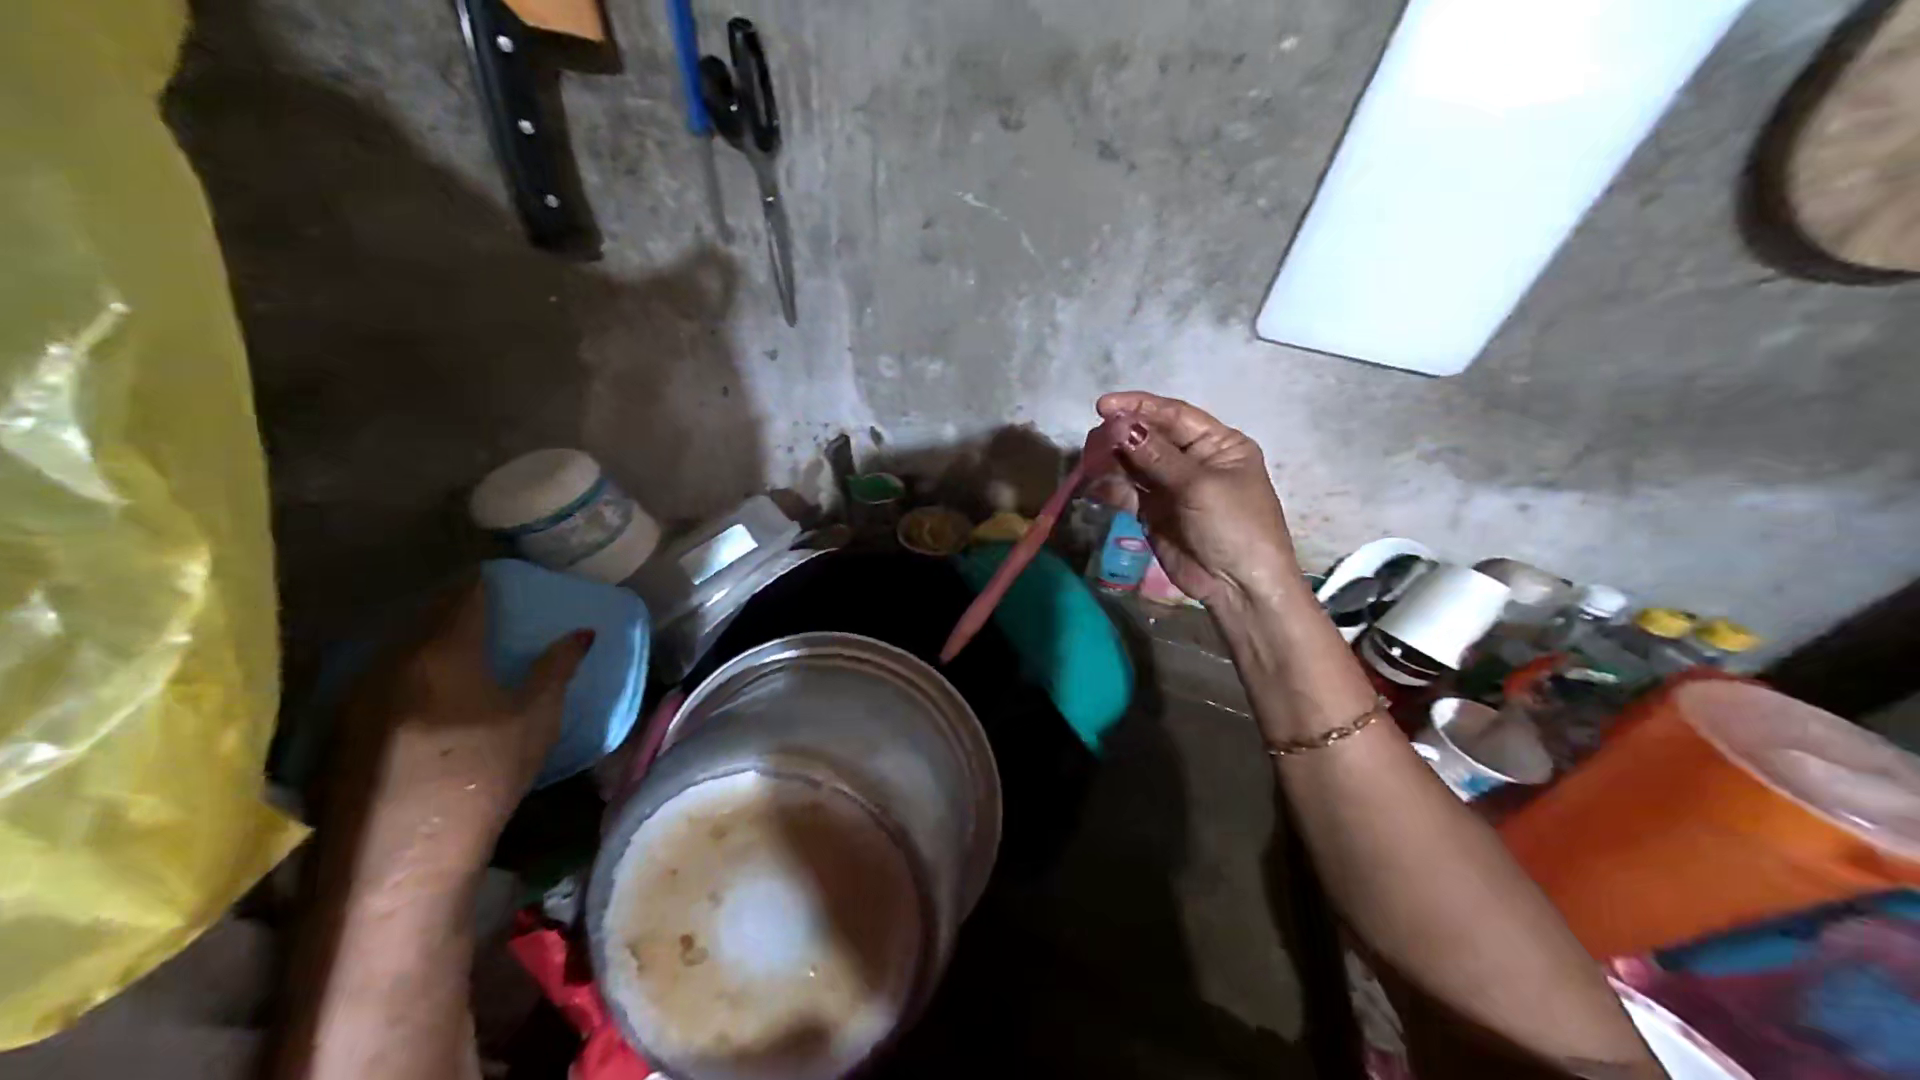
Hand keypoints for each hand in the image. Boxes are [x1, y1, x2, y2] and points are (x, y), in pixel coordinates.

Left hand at [338, 581, 591, 872]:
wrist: (404, 850)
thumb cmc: (485, 771)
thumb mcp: (537, 716)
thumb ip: (558, 667)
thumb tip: (582, 632)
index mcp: (444, 650)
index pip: (465, 597)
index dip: (484, 583)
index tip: (500, 578)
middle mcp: (392, 660)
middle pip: (425, 616)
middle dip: (454, 606)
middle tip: (482, 606)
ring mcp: (357, 693)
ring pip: (396, 645)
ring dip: (425, 635)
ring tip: (453, 641)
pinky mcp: (339, 726)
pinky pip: (377, 674)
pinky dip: (403, 666)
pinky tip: (419, 686)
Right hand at [1095, 392, 1306, 611]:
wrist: (1239, 587)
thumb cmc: (1235, 526)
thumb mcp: (1200, 485)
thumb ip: (1157, 455)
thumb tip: (1121, 425)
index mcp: (1218, 444)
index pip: (1174, 415)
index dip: (1139, 407)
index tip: (1103, 406)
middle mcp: (1193, 460)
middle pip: (1150, 437)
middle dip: (1121, 434)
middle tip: (1092, 439)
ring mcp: (1171, 487)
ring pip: (1135, 463)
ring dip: (1111, 460)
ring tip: (1088, 460)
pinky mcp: (1153, 512)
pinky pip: (1128, 491)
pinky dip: (1110, 486)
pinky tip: (1093, 484)